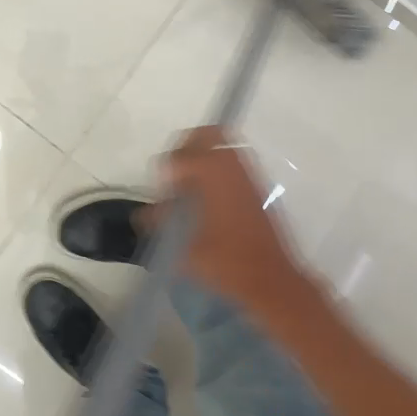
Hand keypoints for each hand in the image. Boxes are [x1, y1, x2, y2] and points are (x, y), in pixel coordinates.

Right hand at [157, 125, 315, 315]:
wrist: (272, 279)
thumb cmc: (228, 262)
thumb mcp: (186, 247)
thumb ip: (163, 225)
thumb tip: (144, 215)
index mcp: (213, 174)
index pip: (182, 155)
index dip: (167, 170)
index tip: (163, 190)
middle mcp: (232, 167)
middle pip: (207, 135)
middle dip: (187, 148)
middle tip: (175, 173)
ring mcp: (249, 176)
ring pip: (223, 147)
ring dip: (203, 158)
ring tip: (190, 185)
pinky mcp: (258, 189)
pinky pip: (234, 165)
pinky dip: (218, 171)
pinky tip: (209, 199)